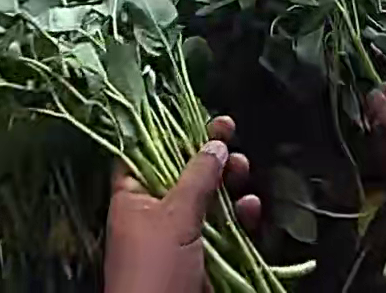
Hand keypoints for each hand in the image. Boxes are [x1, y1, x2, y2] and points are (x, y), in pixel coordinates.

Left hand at [104, 116, 260, 292]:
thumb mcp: (174, 217)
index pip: (144, 151)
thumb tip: (215, 144)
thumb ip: (197, 176)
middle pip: (183, 170)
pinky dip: (240, 218)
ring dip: (229, 182)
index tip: (192, 112)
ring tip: (244, 172)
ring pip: (208, 198)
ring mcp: (180, 238)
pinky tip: (252, 209)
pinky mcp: (204, 261)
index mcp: (134, 198)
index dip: (166, 129)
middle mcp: (155, 213)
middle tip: (230, 133)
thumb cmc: (155, 274)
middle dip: (209, 153)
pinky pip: (225, 230)